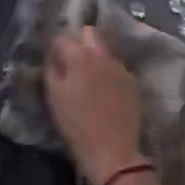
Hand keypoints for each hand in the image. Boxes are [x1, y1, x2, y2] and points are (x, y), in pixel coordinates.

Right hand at [45, 26, 146, 184]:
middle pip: (90, 33)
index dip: (55, 48)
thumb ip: (51, 68)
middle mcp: (102, 55)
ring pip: (105, 51)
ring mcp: (120, 68)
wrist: (112, 151)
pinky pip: (117, 69)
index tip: (54, 60)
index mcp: (79, 56)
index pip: (62, 38)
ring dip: (96, 58)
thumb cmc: (75, 123)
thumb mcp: (53, 95)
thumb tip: (53, 55)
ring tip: (90, 79)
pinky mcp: (132, 83)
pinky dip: (109, 74)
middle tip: (73, 62)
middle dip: (80, 42)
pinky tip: (105, 92)